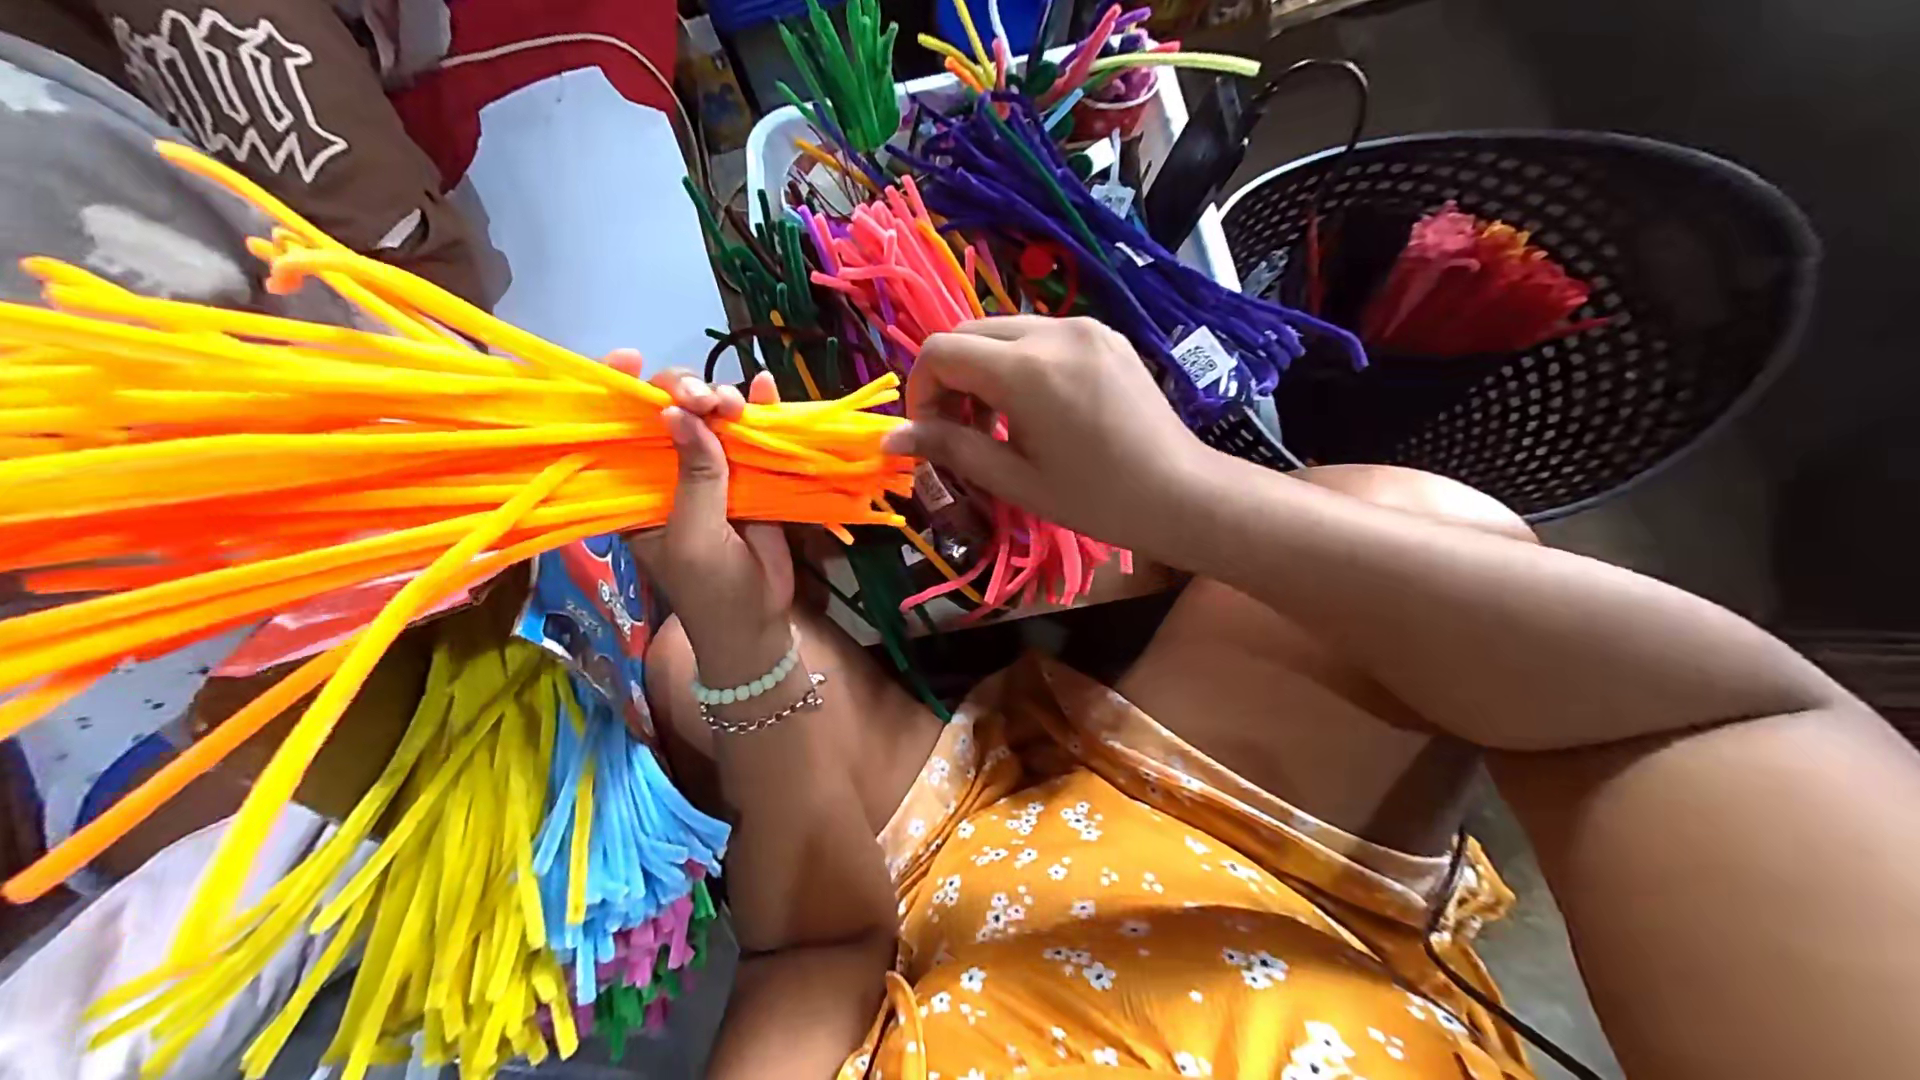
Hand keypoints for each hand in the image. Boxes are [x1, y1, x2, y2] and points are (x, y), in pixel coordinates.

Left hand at [618, 353, 794, 685]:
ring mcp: (711, 471)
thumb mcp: (694, 537)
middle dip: (683, 393)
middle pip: (669, 414)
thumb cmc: (712, 588)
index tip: (632, 360)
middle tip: (706, 400)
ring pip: (711, 418)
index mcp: (634, 489)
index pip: (615, 428)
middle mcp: (668, 472)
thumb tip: (682, 412)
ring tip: (737, 404)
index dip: (617, 390)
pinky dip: (760, 410)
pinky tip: (766, 388)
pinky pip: (751, 435)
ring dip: (723, 400)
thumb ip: (694, 478)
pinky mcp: (749, 475)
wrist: (759, 621)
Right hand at [885, 315, 1217, 555]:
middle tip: (960, 430)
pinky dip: (1019, 363)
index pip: (940, 351)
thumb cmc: (1095, 499)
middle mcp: (1053, 331)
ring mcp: (1084, 327)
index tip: (930, 431)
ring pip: (1003, 331)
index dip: (920, 389)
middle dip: (949, 378)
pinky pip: (1040, 335)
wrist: (1181, 494)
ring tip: (998, 424)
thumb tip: (890, 439)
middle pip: (968, 333)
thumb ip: (950, 448)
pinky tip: (1035, 408)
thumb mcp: (1014, 479)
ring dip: (983, 370)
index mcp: (1026, 370)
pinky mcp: (1105, 335)